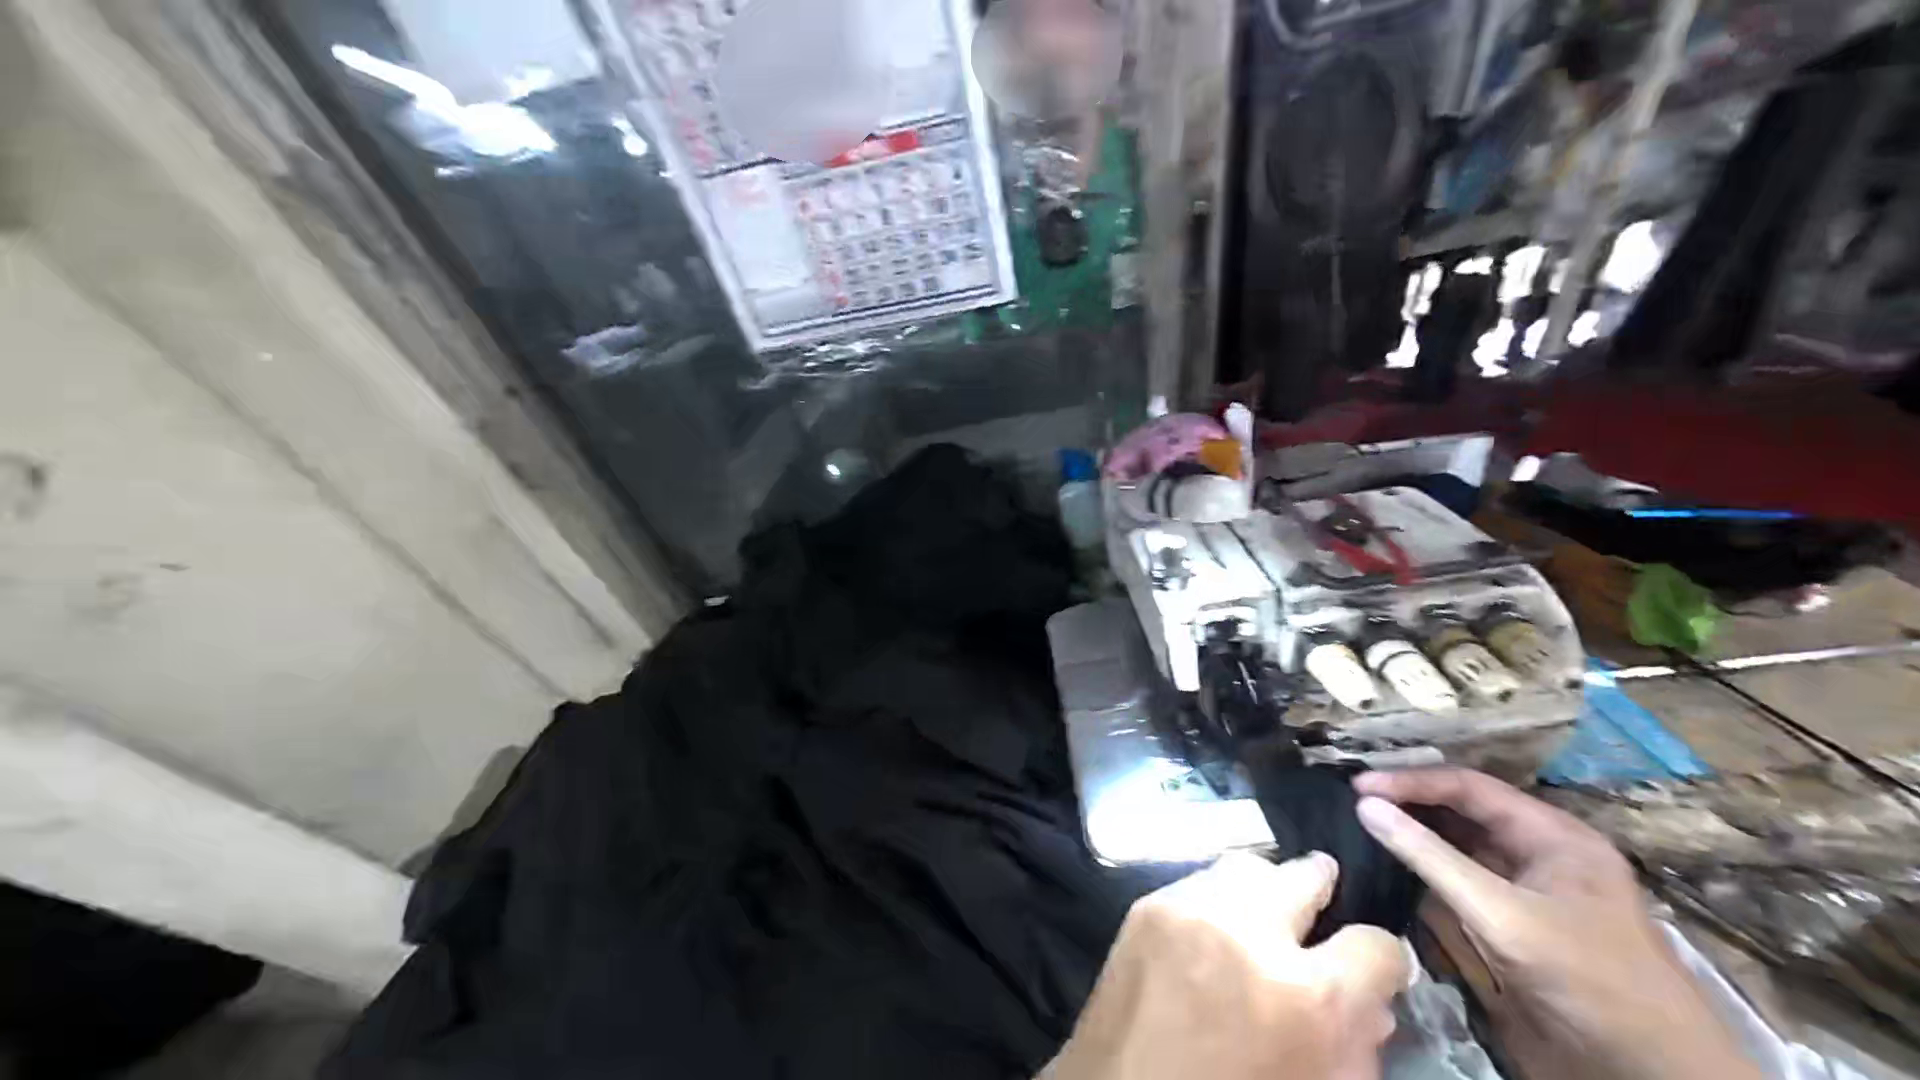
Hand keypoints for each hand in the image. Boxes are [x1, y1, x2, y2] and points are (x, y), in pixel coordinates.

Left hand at [1042, 851, 1409, 1079]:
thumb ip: (1352, 1052)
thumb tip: (1372, 1006)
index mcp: (1305, 998)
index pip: (1374, 947)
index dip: (1385, 959)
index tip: (1378, 966)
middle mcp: (1248, 932)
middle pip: (1303, 877)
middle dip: (1323, 888)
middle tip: (1324, 895)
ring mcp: (1191, 909)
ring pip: (1248, 867)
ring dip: (1267, 885)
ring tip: (1268, 908)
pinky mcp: (1149, 904)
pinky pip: (1200, 880)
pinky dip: (1219, 895)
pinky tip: (1217, 923)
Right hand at [1352, 767, 1761, 1079]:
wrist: (1655, 1073)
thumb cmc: (1587, 978)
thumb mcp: (1501, 914)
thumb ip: (1429, 857)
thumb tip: (1365, 806)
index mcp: (1553, 834)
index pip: (1469, 787)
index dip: (1411, 781)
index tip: (1359, 787)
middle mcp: (1541, 849)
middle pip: (1464, 809)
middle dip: (1411, 800)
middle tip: (1356, 800)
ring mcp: (1530, 884)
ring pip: (1461, 841)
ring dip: (1416, 830)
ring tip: (1366, 822)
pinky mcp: (1517, 916)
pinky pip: (1464, 874)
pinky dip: (1427, 864)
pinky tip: (1394, 861)